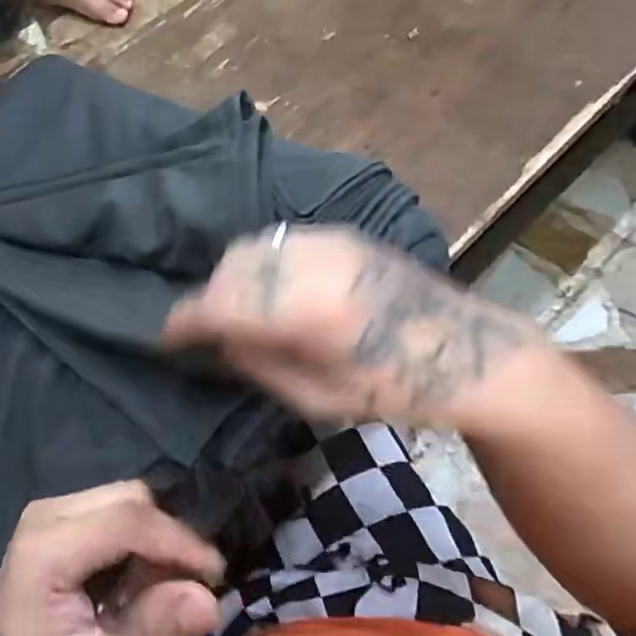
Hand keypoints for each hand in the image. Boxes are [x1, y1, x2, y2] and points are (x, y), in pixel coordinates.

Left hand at [0, 482, 224, 635]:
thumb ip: (150, 634)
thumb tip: (211, 601)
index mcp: (45, 548)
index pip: (127, 520)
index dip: (179, 540)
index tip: (218, 577)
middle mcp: (45, 514)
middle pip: (129, 500)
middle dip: (171, 537)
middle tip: (194, 586)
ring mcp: (49, 510)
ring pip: (125, 499)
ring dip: (156, 537)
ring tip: (160, 590)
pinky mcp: (57, 517)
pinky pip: (114, 509)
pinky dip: (139, 537)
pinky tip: (137, 580)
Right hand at [163, 225, 547, 429]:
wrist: (473, 355)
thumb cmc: (395, 390)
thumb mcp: (316, 399)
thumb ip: (256, 364)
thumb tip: (213, 341)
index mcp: (309, 314)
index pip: (221, 306)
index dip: (183, 321)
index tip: (162, 337)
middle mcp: (314, 266)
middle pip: (229, 272)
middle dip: (207, 301)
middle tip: (203, 331)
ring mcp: (328, 244)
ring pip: (248, 251)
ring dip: (229, 280)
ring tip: (234, 311)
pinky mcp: (339, 236)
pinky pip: (274, 243)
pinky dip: (256, 265)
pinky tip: (265, 291)